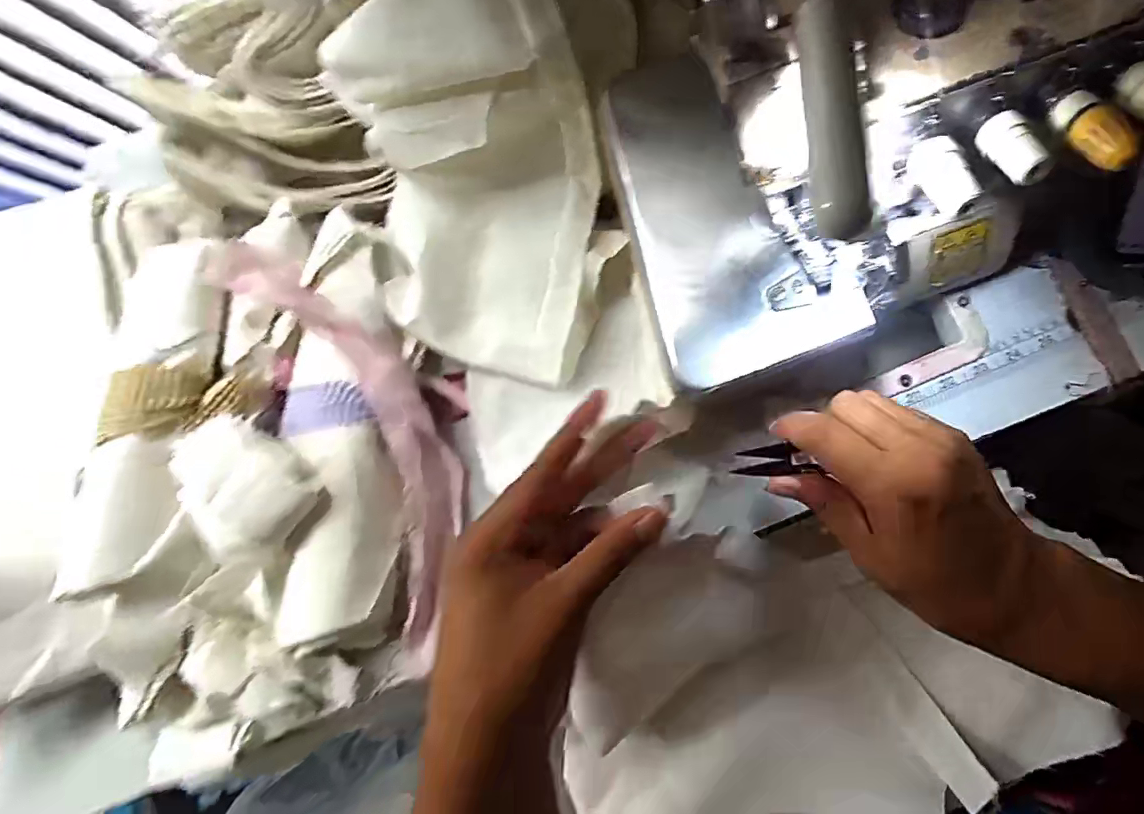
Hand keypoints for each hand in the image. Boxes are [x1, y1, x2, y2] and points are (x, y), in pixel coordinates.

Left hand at [418, 391, 666, 813]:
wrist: (484, 744)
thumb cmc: (509, 664)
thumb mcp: (562, 602)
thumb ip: (611, 551)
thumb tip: (659, 509)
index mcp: (493, 536)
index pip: (542, 473)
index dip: (574, 434)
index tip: (600, 399)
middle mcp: (506, 543)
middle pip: (562, 491)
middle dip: (603, 460)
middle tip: (645, 427)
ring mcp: (522, 569)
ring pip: (574, 522)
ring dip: (610, 504)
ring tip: (649, 475)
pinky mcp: (539, 592)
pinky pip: (576, 551)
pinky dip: (605, 539)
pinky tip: (634, 528)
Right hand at [770, 390, 1046, 647]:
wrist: (1012, 582)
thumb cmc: (936, 585)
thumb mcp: (872, 555)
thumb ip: (827, 504)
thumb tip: (780, 478)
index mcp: (893, 482)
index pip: (828, 432)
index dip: (794, 428)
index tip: (776, 437)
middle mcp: (916, 445)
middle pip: (848, 402)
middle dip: (822, 422)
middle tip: (814, 458)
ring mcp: (939, 434)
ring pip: (873, 399)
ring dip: (849, 420)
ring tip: (846, 456)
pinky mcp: (952, 432)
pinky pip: (899, 410)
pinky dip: (877, 423)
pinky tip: (878, 455)